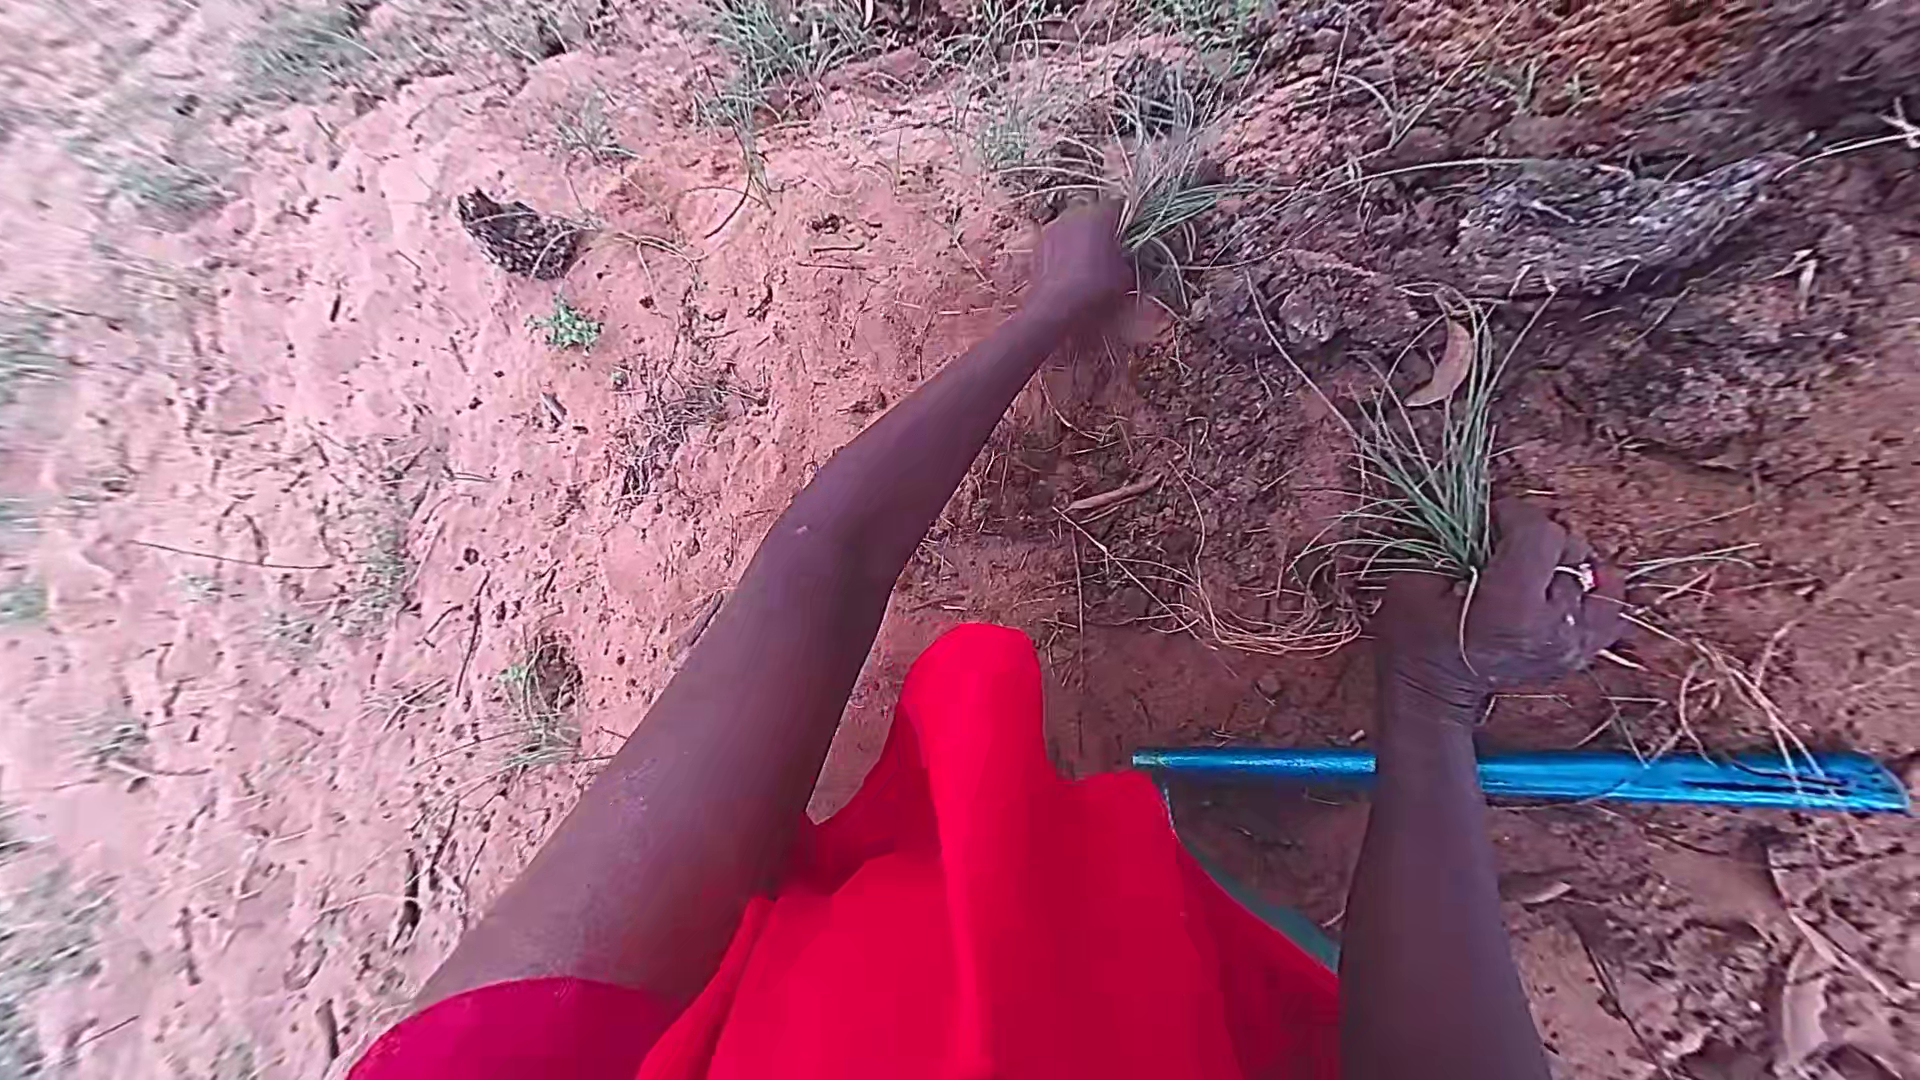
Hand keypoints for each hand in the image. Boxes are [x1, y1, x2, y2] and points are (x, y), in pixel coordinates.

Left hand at [1026, 201, 1131, 325]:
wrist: (1055, 310)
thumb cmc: (1093, 290)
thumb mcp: (1124, 277)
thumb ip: (1127, 261)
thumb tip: (1126, 263)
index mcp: (1099, 213)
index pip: (1118, 208)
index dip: (1124, 225)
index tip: (1127, 240)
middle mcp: (1072, 215)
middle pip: (1091, 217)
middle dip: (1099, 233)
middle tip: (1107, 256)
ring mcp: (1050, 230)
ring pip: (1070, 231)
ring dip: (1078, 244)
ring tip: (1085, 269)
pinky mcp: (1035, 249)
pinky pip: (1054, 247)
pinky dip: (1060, 257)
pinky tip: (1066, 276)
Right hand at [1373, 499, 1624, 717]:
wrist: (1429, 689)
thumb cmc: (1410, 638)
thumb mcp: (1410, 585)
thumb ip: (1448, 550)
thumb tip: (1477, 523)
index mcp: (1510, 607)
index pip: (1539, 535)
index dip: (1513, 514)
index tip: (1489, 515)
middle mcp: (1555, 623)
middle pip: (1568, 548)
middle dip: (1533, 535)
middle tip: (1498, 539)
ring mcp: (1577, 640)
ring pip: (1590, 570)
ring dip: (1556, 557)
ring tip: (1523, 561)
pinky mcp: (1584, 650)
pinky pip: (1612, 603)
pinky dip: (1593, 583)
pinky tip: (1567, 577)